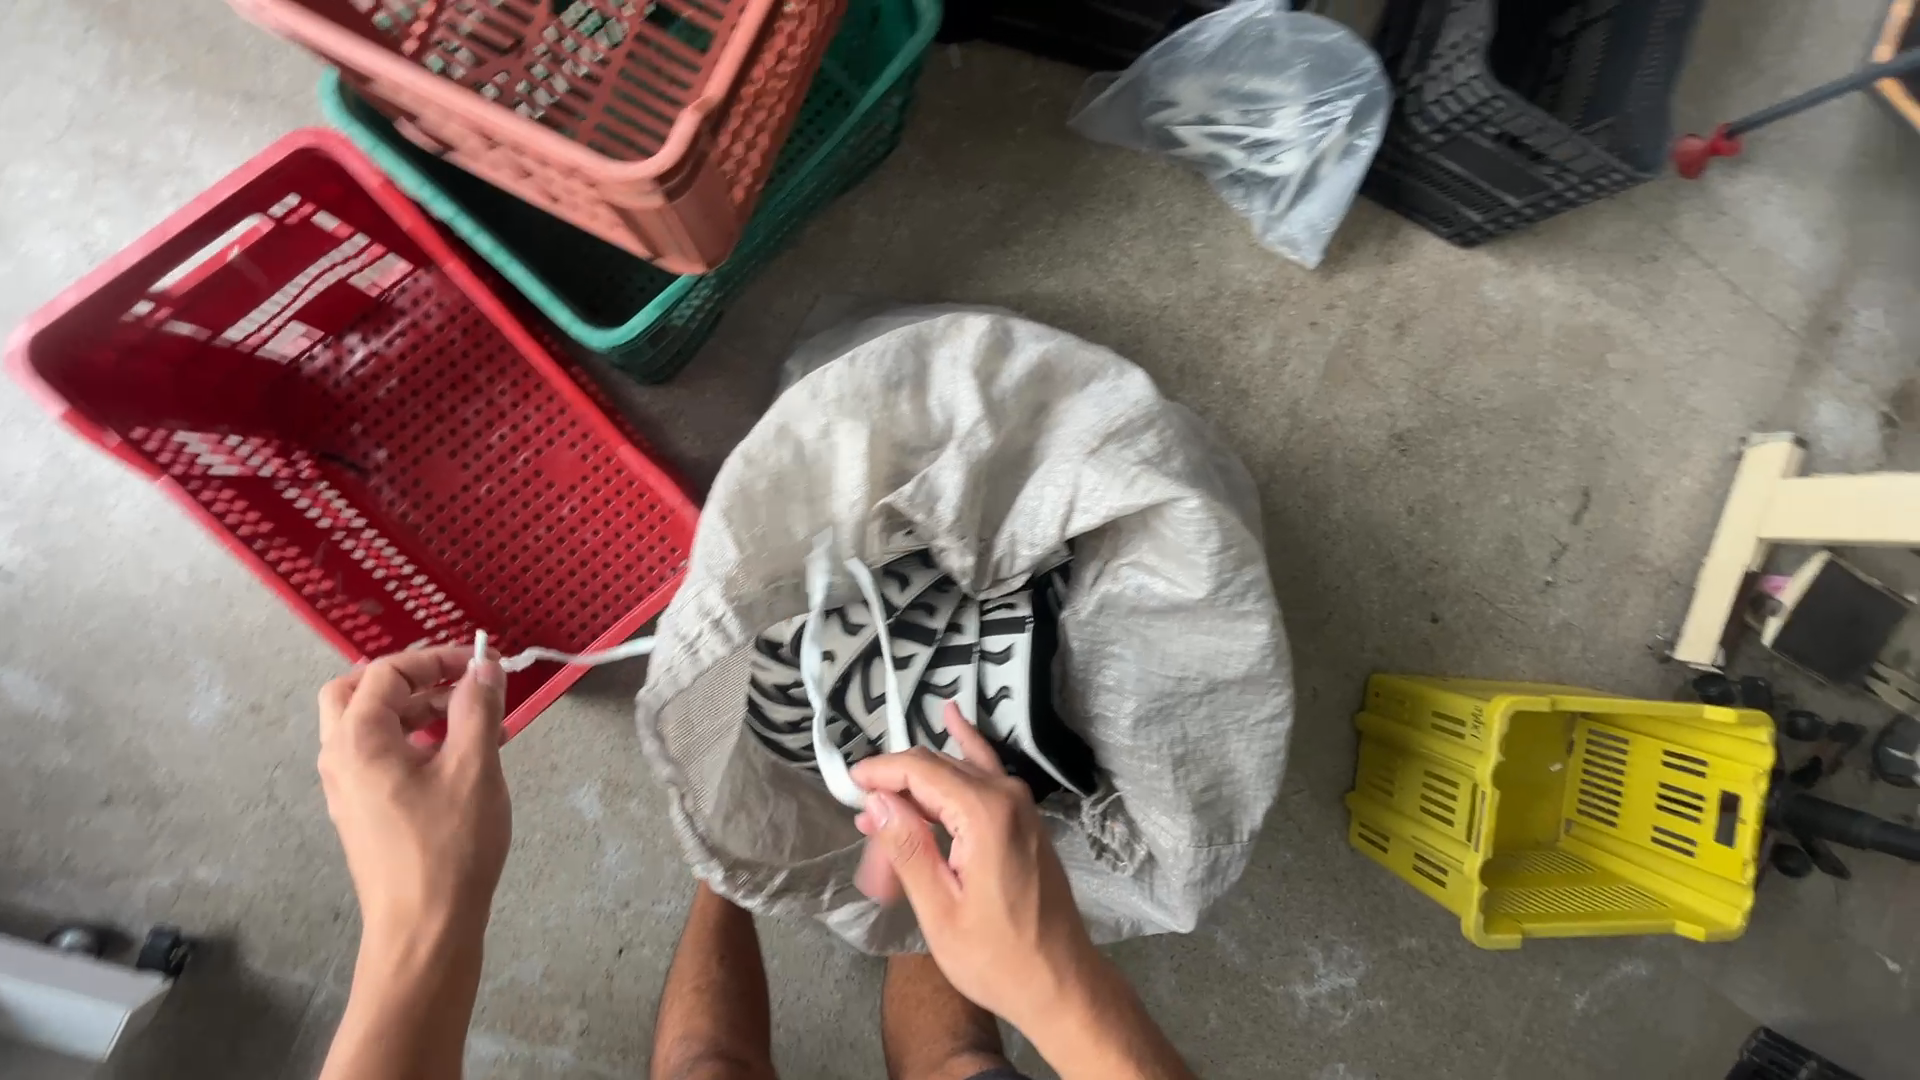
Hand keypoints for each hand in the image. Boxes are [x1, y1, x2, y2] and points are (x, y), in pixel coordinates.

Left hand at [317, 645, 512, 943]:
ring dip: (416, 708)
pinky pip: (381, 754)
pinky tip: (461, 756)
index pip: (384, 673)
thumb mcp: (475, 765)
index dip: (435, 658)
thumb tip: (485, 667)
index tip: (482, 666)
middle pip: (355, 694)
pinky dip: (415, 738)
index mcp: (359, 742)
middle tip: (457, 683)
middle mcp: (340, 759)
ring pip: (368, 725)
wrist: (425, 925)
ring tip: (474, 721)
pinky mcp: (366, 809)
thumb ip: (479, 708)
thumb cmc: (451, 841)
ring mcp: (348, 788)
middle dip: (409, 678)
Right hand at [849, 704, 1100, 1030]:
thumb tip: (877, 800)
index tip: (848, 786)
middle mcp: (1007, 793)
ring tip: (884, 811)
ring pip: (957, 770)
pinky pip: (984, 771)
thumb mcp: (940, 912)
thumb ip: (908, 848)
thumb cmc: (998, 958)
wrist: (1062, 981)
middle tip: (865, 828)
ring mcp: (1020, 801)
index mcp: (985, 813)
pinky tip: (952, 719)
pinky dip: (964, 748)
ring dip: (918, 787)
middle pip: (937, 766)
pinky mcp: (1024, 813)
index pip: (920, 770)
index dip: (880, 773)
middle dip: (895, 790)